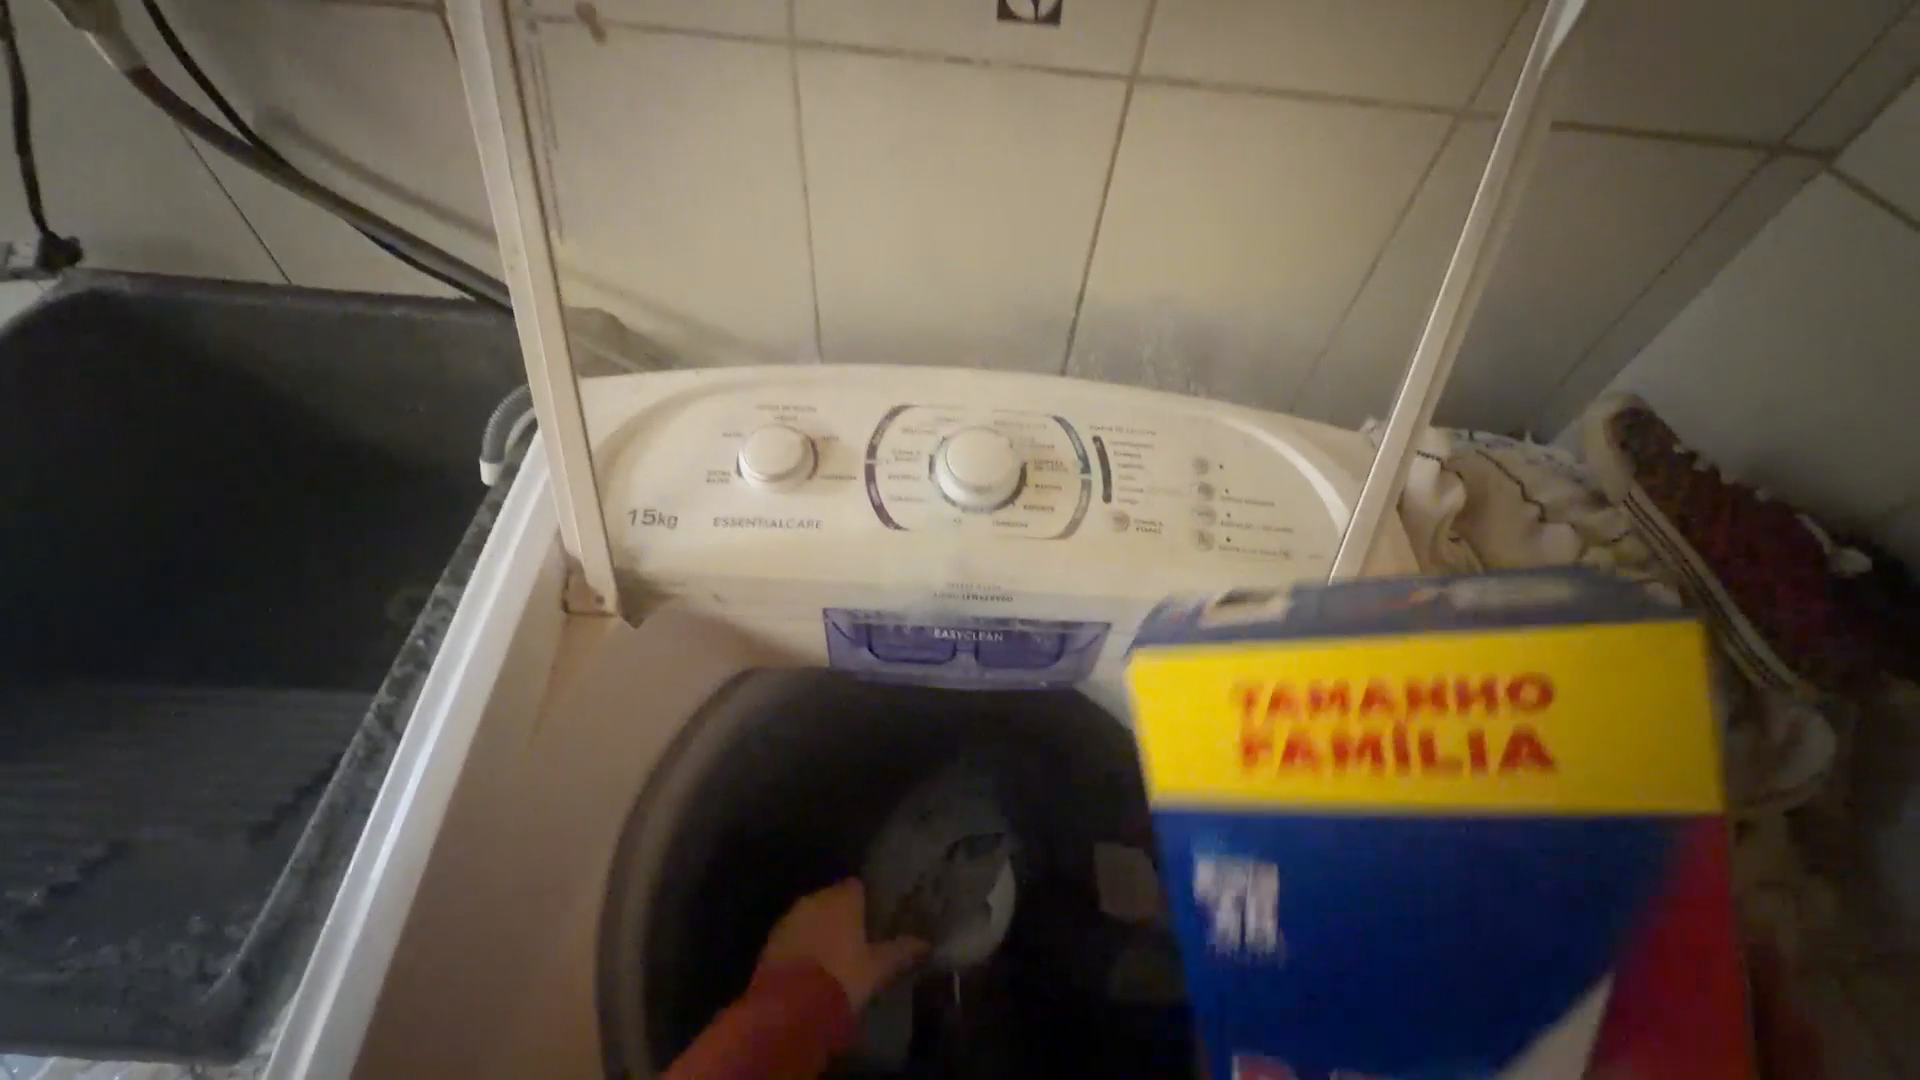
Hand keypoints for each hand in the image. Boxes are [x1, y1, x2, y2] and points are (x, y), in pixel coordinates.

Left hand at [759, 879, 926, 1011]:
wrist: (789, 1006)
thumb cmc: (842, 977)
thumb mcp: (878, 968)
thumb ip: (901, 951)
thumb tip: (925, 943)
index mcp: (843, 898)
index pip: (858, 886)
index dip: (866, 901)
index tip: (874, 919)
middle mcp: (815, 898)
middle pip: (833, 899)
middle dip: (842, 915)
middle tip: (856, 939)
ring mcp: (790, 917)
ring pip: (811, 915)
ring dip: (821, 929)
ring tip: (833, 955)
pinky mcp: (772, 939)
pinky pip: (794, 934)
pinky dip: (803, 943)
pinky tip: (811, 965)